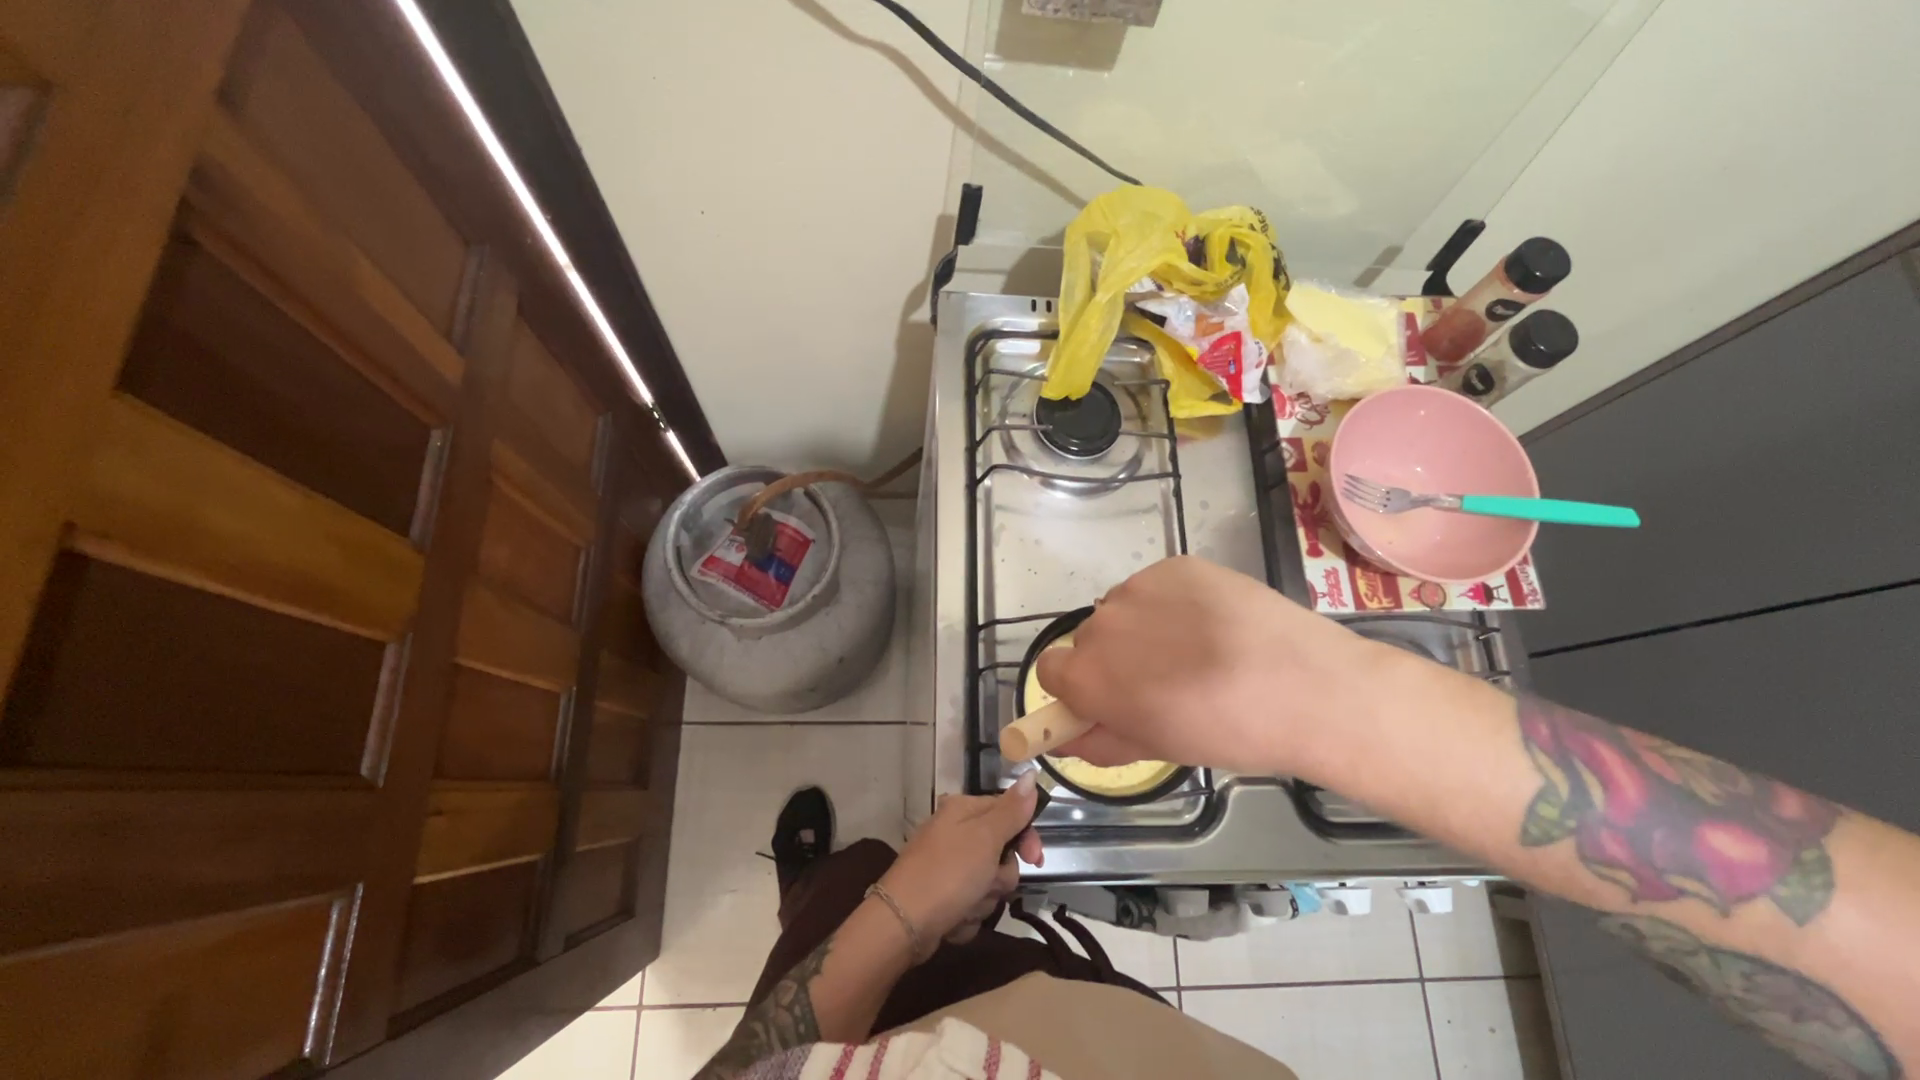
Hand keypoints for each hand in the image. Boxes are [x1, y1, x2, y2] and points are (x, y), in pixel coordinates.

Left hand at [876, 772, 1042, 958]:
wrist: (903, 924)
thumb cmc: (948, 874)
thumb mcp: (986, 837)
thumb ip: (1012, 809)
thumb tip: (1031, 772)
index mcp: (963, 811)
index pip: (1010, 812)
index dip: (1026, 837)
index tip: (1035, 860)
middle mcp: (955, 833)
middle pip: (1002, 853)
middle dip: (1000, 876)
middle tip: (987, 883)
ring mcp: (948, 867)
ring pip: (989, 883)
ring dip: (983, 899)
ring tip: (965, 904)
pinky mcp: (944, 896)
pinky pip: (972, 904)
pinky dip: (967, 915)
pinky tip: (953, 918)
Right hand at [1036, 556, 1406, 778]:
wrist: (1307, 688)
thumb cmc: (1227, 733)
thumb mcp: (1158, 750)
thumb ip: (1099, 741)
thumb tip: (1068, 736)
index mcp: (1088, 677)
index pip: (1049, 671)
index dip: (1076, 687)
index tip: (1108, 699)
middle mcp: (1102, 625)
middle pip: (1090, 639)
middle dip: (1115, 658)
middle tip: (1163, 680)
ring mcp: (1140, 588)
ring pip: (1124, 609)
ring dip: (1143, 627)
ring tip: (1198, 650)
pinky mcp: (1177, 566)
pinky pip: (1157, 586)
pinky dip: (1174, 603)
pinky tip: (1215, 625)